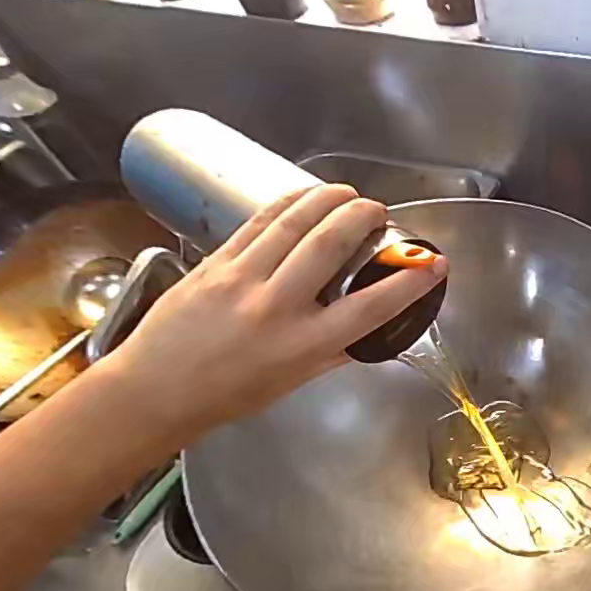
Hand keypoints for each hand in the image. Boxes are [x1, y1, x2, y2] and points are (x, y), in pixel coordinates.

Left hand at [94, 183, 445, 453]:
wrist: (157, 389)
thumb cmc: (229, 396)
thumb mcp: (291, 382)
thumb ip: (330, 353)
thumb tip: (363, 331)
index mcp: (303, 346)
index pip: (369, 309)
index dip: (408, 283)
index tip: (433, 264)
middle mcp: (277, 307)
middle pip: (331, 246)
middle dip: (363, 218)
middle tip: (380, 211)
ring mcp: (243, 279)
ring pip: (294, 224)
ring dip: (328, 200)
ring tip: (349, 193)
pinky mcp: (215, 262)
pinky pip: (258, 224)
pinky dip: (287, 204)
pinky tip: (304, 197)